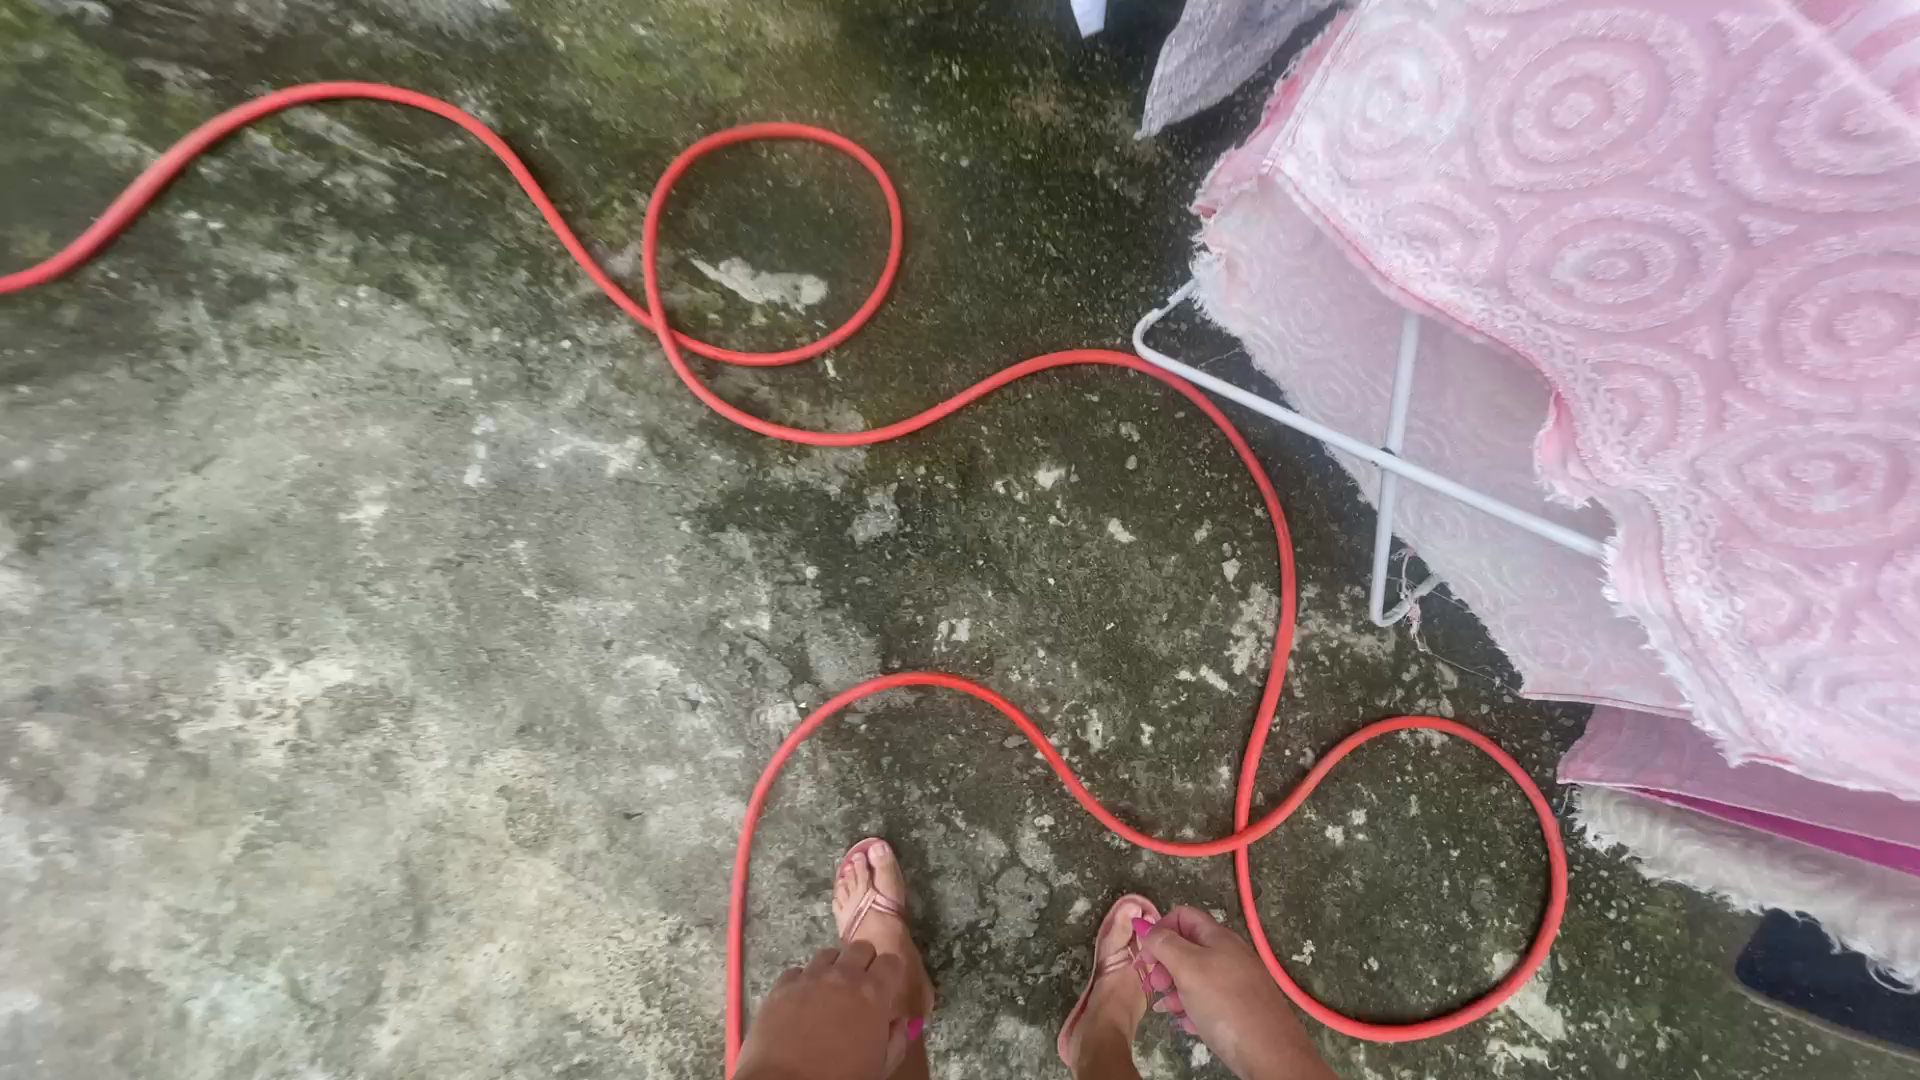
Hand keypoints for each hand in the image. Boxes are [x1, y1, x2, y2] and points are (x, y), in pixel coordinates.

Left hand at [734, 941, 913, 1079]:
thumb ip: (897, 1041)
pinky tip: (801, 1002)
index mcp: (872, 993)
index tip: (888, 985)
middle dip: (864, 963)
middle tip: (860, 987)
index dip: (891, 972)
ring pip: (829, 954)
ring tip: (829, 992)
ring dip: (833, 968)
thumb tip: (899, 1022)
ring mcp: (811, 977)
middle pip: (861, 947)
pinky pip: (798, 972)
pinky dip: (803, 982)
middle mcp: (843, 975)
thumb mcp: (880, 1068)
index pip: (891, 961)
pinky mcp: (783, 985)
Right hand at [1137, 907, 1336, 1079]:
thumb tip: (1142, 924)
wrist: (1273, 1056)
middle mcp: (1229, 953)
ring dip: (1175, 988)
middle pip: (1187, 946)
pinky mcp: (1242, 1008)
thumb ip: (1162, 943)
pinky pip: (1210, 999)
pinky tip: (1187, 1024)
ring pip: (1196, 975)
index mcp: (1217, 936)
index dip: (1159, 929)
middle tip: (1153, 985)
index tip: (1146, 956)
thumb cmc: (1225, 1004)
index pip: (1181, 915)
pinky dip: (1194, 1006)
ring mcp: (1238, 982)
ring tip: (1167, 1009)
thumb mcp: (1187, 968)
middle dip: (1164, 963)